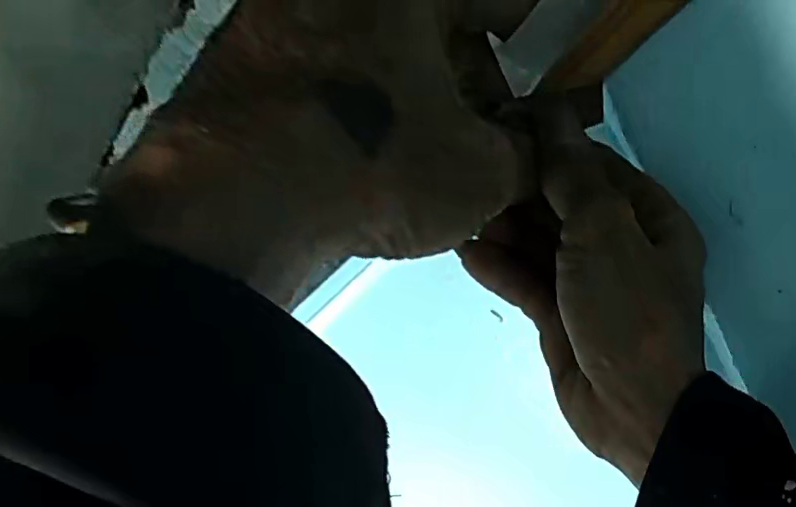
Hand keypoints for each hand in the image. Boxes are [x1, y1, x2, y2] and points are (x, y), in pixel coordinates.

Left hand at [101, 0, 537, 300]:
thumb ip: (524, 155)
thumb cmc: (373, 165)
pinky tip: (385, 161)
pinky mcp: (252, 53)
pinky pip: (339, 73)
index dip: (535, 46)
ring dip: (423, 99)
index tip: (547, 77)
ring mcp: (287, 9)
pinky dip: (374, 109)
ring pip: (385, 50)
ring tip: (439, 160)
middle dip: (475, 79)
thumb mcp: (481, 173)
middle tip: (493, 135)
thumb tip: (531, 150)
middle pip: (436, 21)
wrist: (247, 198)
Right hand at [458, 100, 706, 485]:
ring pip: (543, 247)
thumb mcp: (605, 234)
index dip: (549, 145)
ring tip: (461, 212)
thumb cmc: (630, 315)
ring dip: (505, 231)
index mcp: (650, 220)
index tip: (499, 129)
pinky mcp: (564, 323)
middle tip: (471, 175)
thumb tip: (548, 116)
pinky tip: (468, 255)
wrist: (635, 412)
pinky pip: (531, 286)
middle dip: (520, 191)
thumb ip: (572, 177)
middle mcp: (623, 249)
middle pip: (564, 206)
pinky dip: (503, 271)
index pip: (594, 167)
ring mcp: (591, 289)